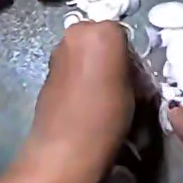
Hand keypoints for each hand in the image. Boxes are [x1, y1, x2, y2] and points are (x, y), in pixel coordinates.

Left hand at [25, 21, 134, 176]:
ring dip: (95, 69)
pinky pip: (71, 66)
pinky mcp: (47, 69)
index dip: (132, 60)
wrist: (63, 151)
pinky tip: (85, 103)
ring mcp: (58, 50)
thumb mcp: (135, 93)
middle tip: (120, 89)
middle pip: (102, 40)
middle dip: (111, 60)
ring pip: (85, 53)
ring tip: (102, 99)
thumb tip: (132, 75)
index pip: (125, 36)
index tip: (135, 82)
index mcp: (102, 31)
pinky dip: (80, 78)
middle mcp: (76, 33)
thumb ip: (133, 73)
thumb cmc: (105, 116)